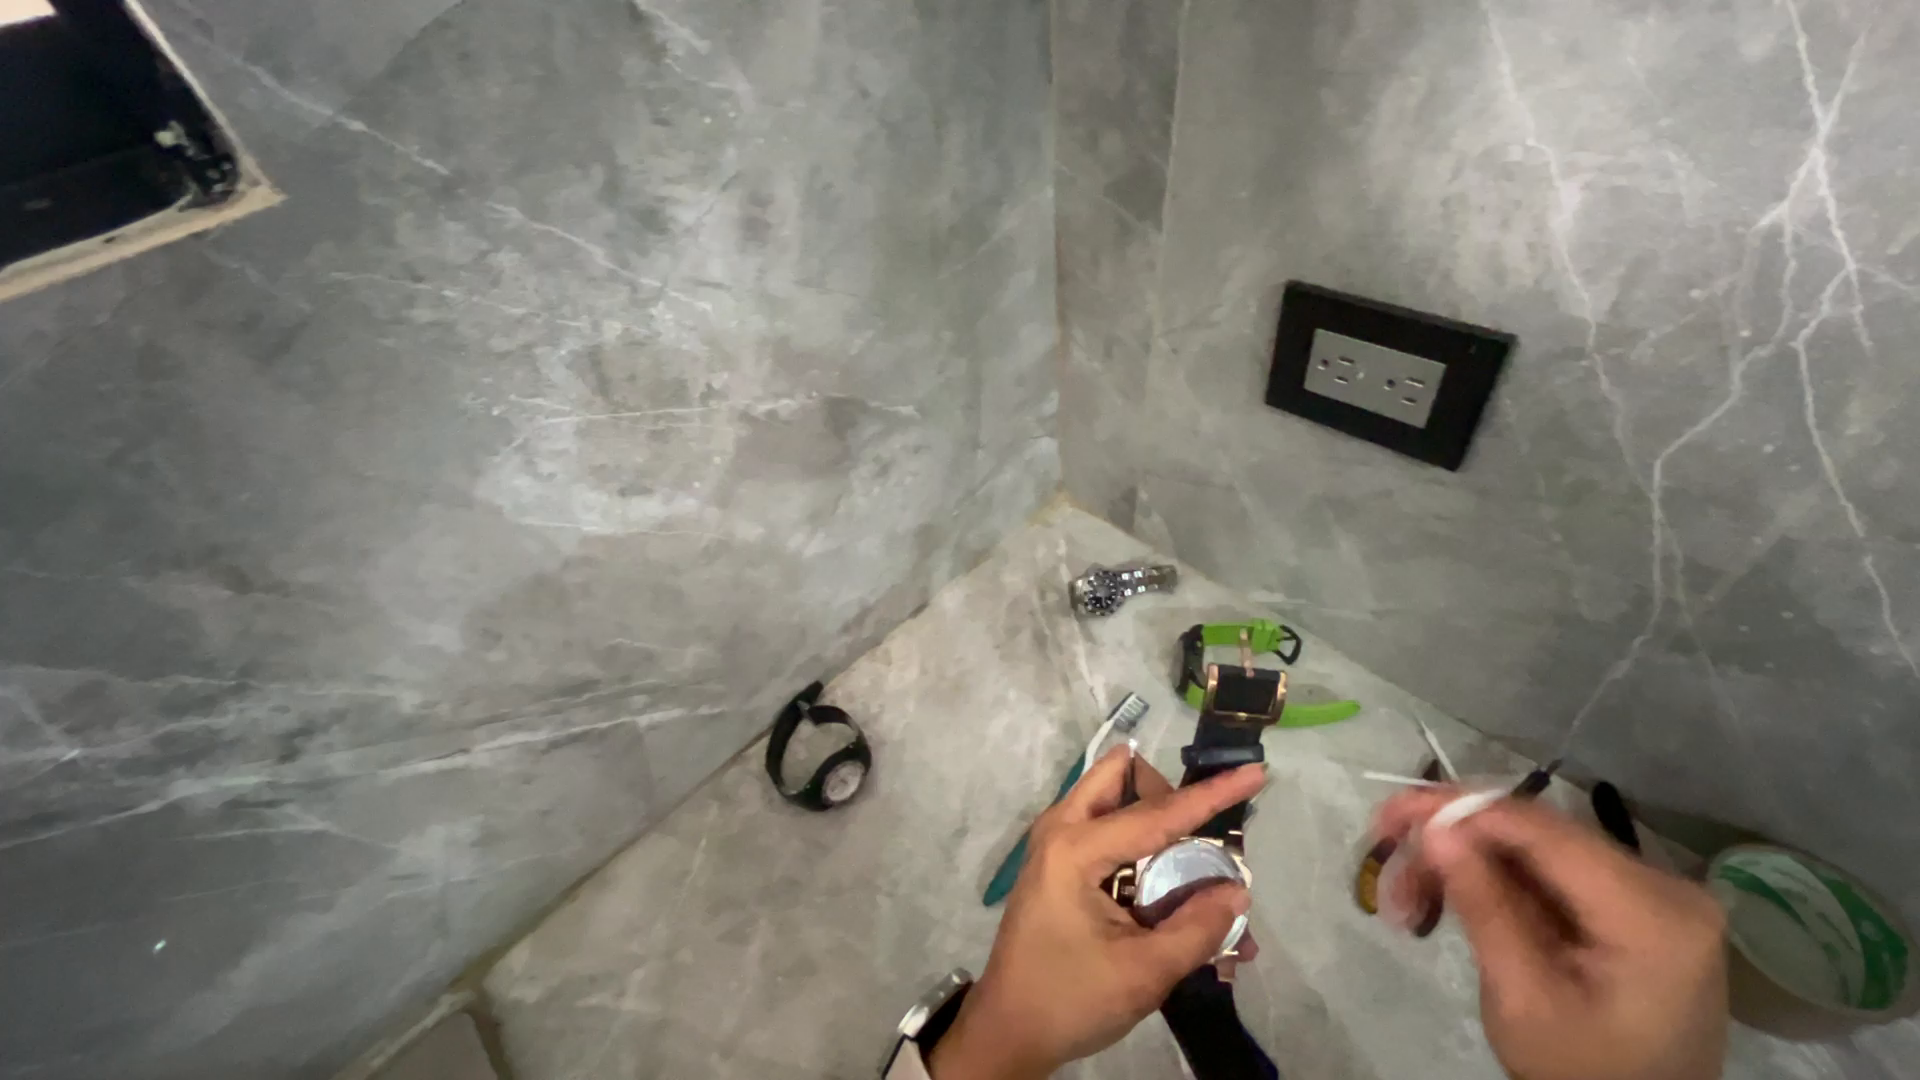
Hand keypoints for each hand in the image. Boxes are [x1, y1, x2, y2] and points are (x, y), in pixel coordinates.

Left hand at [929, 748, 1264, 1078]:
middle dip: (1166, 795)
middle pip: (1121, 777)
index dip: (1210, 795)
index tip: (1253, 772)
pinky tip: (1171, 894)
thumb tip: (1238, 890)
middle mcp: (1061, 828)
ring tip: (1192, 872)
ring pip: (1113, 799)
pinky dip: (1142, 848)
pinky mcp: (1059, 861)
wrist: (1009, 1029)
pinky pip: (1106, 830)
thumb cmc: (1069, 998)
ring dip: (1157, 823)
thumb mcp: (1143, 972)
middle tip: (1197, 839)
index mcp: (1075, 847)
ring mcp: (1055, 841)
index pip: (1156, 813)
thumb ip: (1197, 928)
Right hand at [1374, 790, 1728, 1079]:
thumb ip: (1483, 905)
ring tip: (1405, 896)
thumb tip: (1433, 828)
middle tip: (1384, 852)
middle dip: (1448, 839)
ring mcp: (1644, 891)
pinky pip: (1538, 866)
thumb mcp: (1522, 996)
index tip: (1388, 817)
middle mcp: (1660, 884)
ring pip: (1524, 845)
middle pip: (1529, 831)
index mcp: (1651, 911)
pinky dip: (1485, 877)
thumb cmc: (1581, 1070)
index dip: (1457, 810)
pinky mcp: (1623, 901)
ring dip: (1459, 861)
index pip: (1538, 829)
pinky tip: (1443, 897)